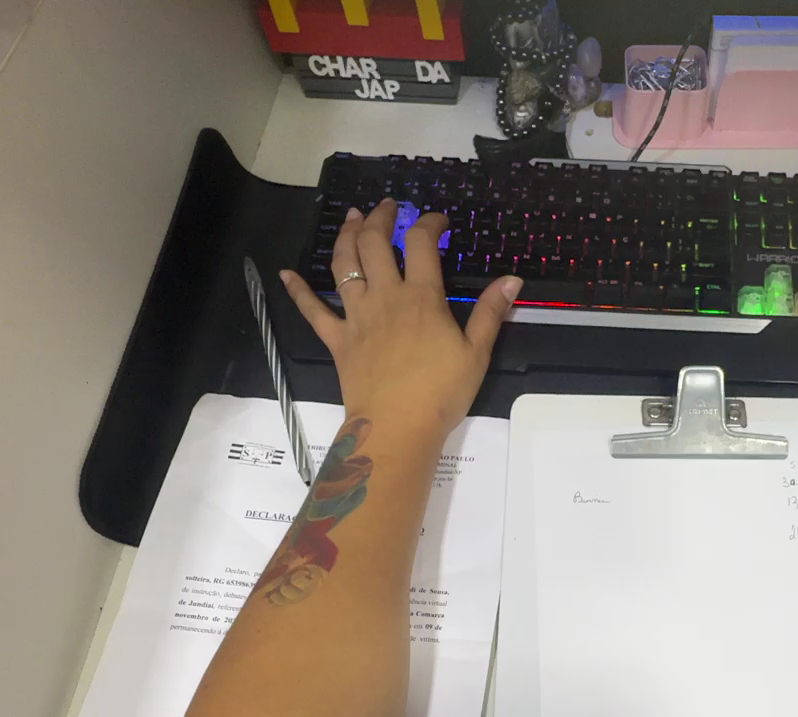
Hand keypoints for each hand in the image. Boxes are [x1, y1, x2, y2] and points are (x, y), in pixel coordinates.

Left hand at [281, 198, 520, 443]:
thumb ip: (491, 312)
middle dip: (379, 218)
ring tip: (351, 219)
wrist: (398, 427)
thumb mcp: (476, 353)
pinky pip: (313, 310)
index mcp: (422, 298)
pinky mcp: (337, 339)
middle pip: (375, 243)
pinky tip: (285, 274)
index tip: (437, 219)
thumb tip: (512, 279)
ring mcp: (357, 316)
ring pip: (344, 264)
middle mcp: (386, 297)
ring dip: (346, 236)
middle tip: (386, 207)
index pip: (422, 244)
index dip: (428, 223)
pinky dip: (298, 291)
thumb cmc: (441, 393)